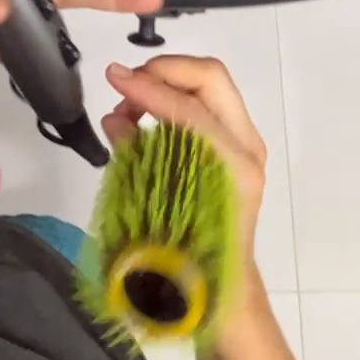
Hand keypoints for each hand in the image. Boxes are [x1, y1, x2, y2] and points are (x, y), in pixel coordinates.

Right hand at [101, 56, 269, 251]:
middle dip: (162, 70)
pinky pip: (205, 100)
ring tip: (130, 103)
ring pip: (209, 82)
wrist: (223, 289)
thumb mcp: (150, 209)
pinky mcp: (235, 142)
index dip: (147, 88)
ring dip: (166, 80)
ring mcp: (245, 142)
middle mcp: (247, 147)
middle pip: (209, 76)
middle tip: (126, 84)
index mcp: (233, 166)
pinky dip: (173, 94)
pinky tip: (146, 114)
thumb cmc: (185, 259)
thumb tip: (115, 118)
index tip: (113, 78)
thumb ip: (133, 155)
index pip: (188, 107)